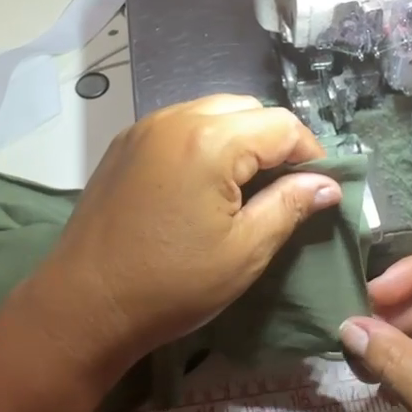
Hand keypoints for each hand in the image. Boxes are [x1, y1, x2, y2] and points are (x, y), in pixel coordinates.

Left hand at [25, 94, 337, 373]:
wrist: (84, 304)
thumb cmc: (171, 285)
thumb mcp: (244, 252)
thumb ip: (290, 206)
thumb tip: (327, 184)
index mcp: (210, 141)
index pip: (281, 124)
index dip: (310, 153)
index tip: (319, 189)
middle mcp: (177, 118)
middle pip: (247, 108)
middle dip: (274, 140)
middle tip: (284, 187)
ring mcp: (146, 127)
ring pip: (213, 110)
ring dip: (239, 136)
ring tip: (246, 185)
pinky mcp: (126, 142)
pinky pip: (181, 123)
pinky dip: (205, 139)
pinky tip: (205, 181)